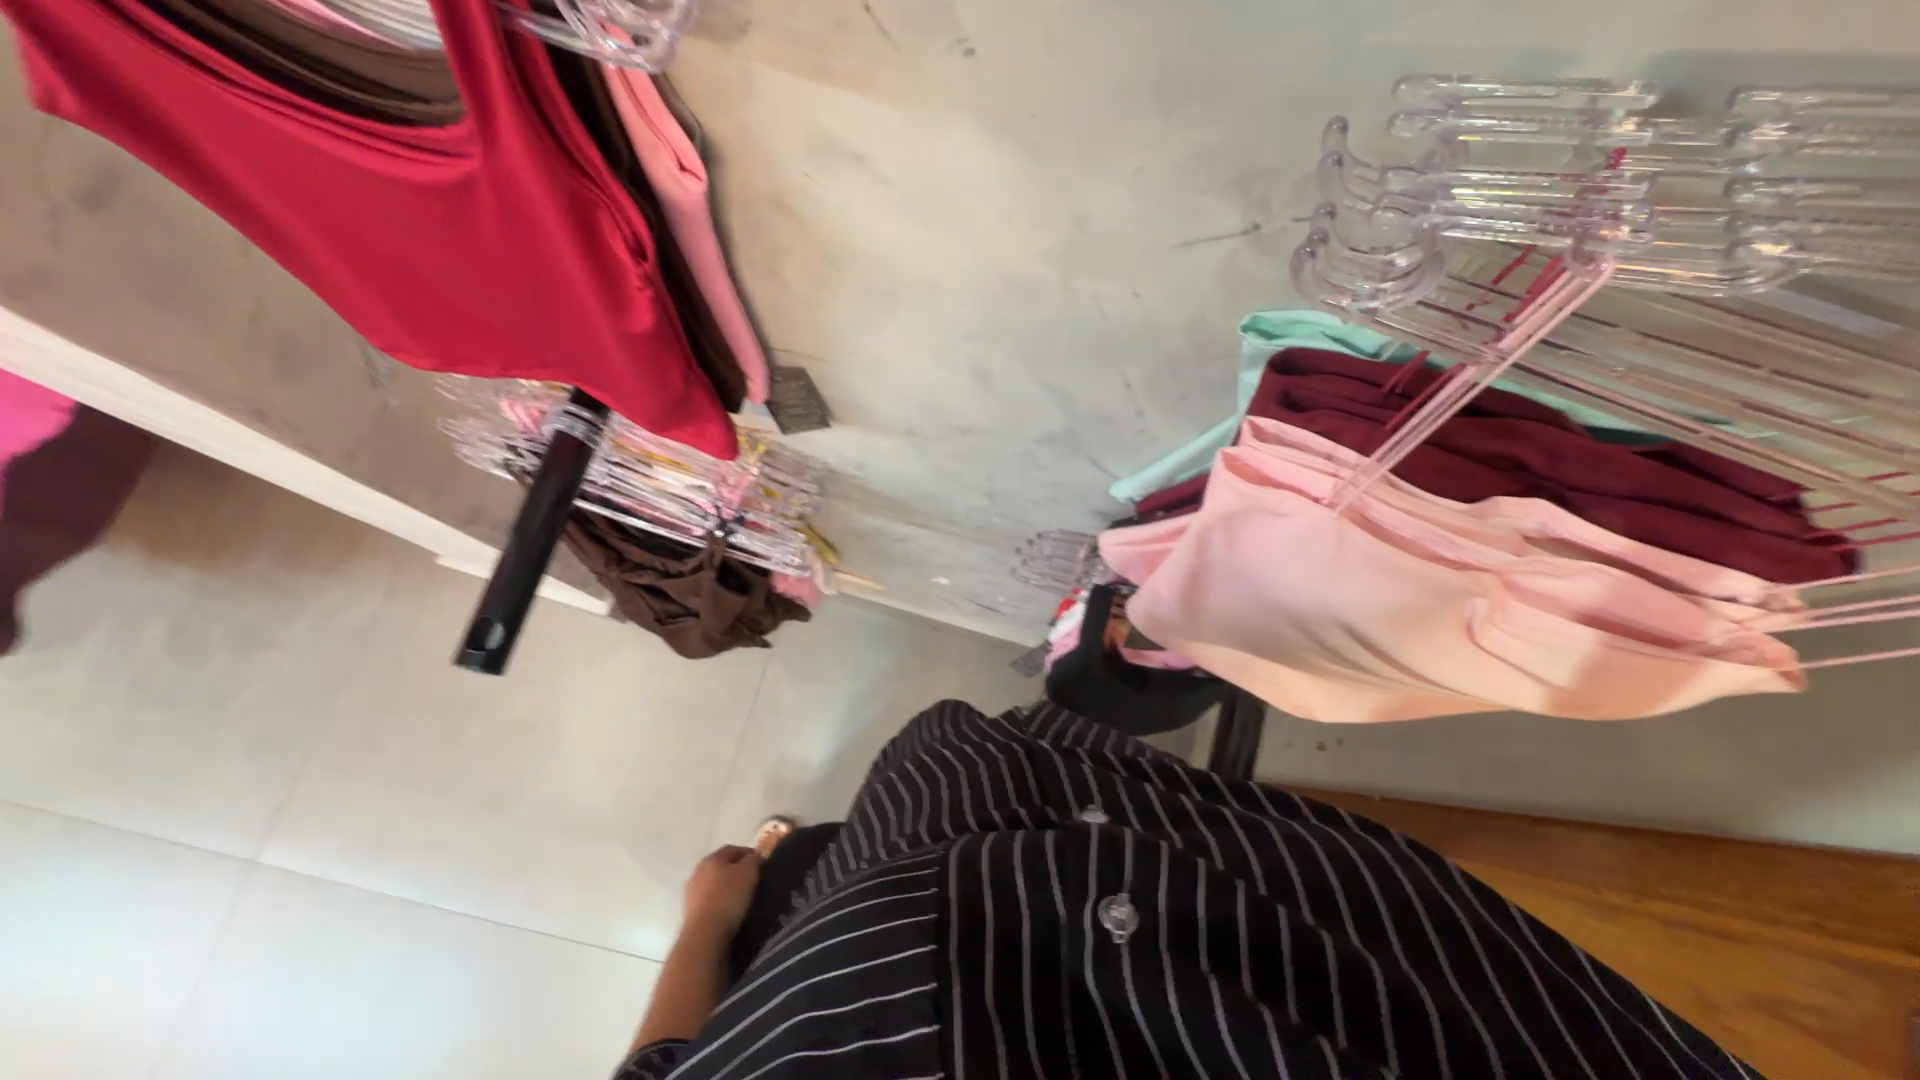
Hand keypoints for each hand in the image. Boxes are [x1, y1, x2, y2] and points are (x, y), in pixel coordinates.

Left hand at [682, 844, 762, 938]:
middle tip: (751, 879)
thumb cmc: (729, 897)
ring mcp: (691, 890)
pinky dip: (717, 899)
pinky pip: (707, 898)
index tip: (760, 863)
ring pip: (712, 882)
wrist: (704, 932)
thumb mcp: (749, 874)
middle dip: (735, 869)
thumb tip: (754, 855)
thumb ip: (753, 860)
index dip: (748, 853)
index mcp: (712, 858)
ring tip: (739, 896)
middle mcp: (698, 870)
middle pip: (720, 865)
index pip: (732, 849)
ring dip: (724, 885)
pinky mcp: (688, 909)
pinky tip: (726, 908)